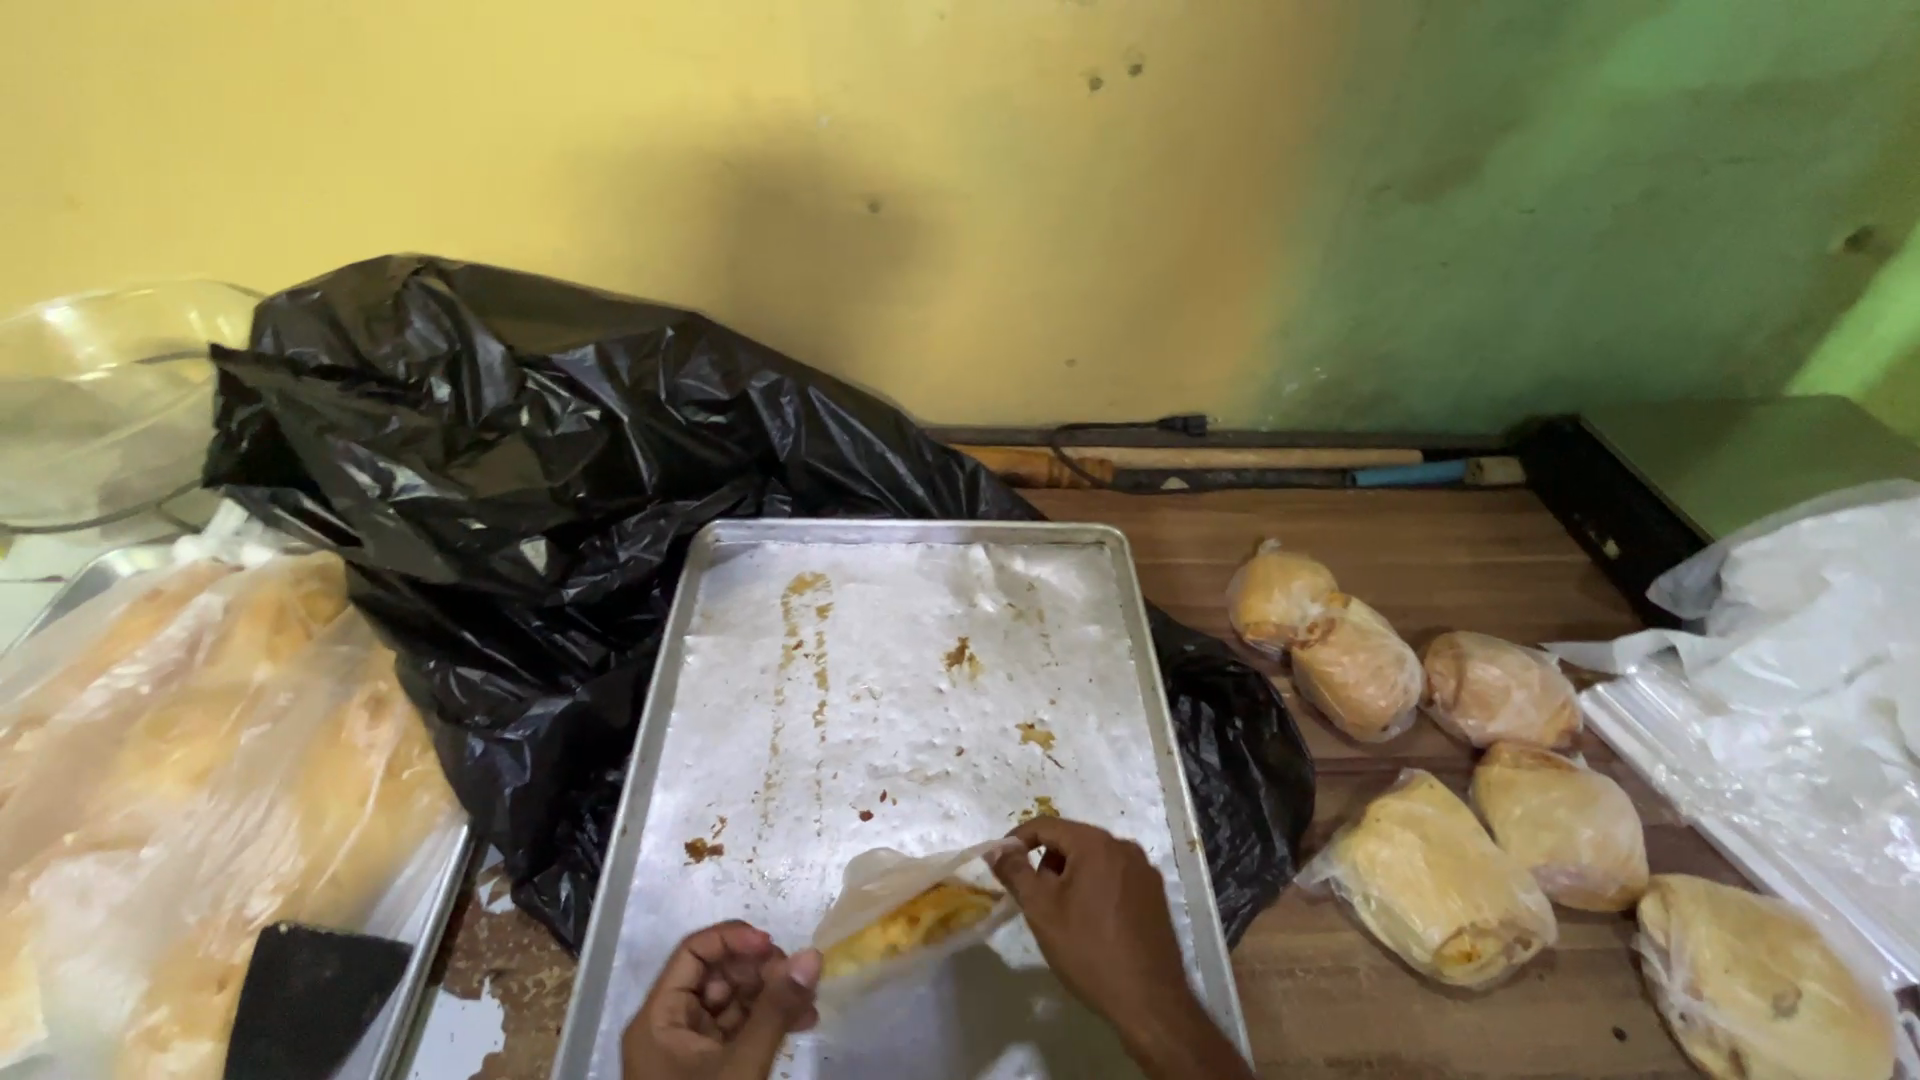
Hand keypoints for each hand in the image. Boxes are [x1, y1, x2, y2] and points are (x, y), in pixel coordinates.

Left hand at [621, 921, 821, 1079]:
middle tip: (798, 977)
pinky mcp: (711, 1071)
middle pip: (716, 973)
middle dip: (761, 969)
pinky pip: (742, 1028)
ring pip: (734, 1000)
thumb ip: (776, 1008)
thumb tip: (812, 953)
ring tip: (810, 999)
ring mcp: (691, 1050)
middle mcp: (671, 1026)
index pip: (693, 953)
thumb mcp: (741, 1067)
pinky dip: (770, 1020)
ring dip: (772, 994)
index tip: (773, 945)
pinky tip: (805, 1021)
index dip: (732, 939)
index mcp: (659, 1018)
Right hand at [990, 819, 1255, 1079]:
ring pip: (1094, 860)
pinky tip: (1094, 925)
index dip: (1018, 841)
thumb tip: (997, 849)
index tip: (1002, 864)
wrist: (1149, 1001)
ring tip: (1066, 918)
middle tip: (1038, 902)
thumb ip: (1015, 872)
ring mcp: (1144, 870)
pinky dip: (1096, 889)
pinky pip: (1115, 877)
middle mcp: (1124, 847)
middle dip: (1048, 864)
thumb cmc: (1088, 950)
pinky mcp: (1155, 894)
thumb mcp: (1041, 910)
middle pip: (1072, 841)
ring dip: (1072, 878)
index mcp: (1096, 843)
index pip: (1046, 825)